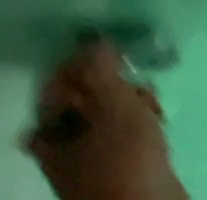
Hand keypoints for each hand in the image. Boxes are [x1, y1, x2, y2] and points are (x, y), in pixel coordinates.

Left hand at [23, 41, 186, 199]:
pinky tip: (157, 122)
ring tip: (152, 107)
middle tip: (134, 84)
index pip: (58, 81)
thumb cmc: (123, 156)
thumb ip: (100, 67)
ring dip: (133, 101)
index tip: (112, 55)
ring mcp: (89, 159)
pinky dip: (140, 122)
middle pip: (87, 95)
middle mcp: (62, 146)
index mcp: (49, 131)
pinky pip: (124, 132)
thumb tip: (94, 40)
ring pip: (109, 112)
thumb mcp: (112, 103)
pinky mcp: (116, 167)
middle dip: (116, 83)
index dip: (84, 62)